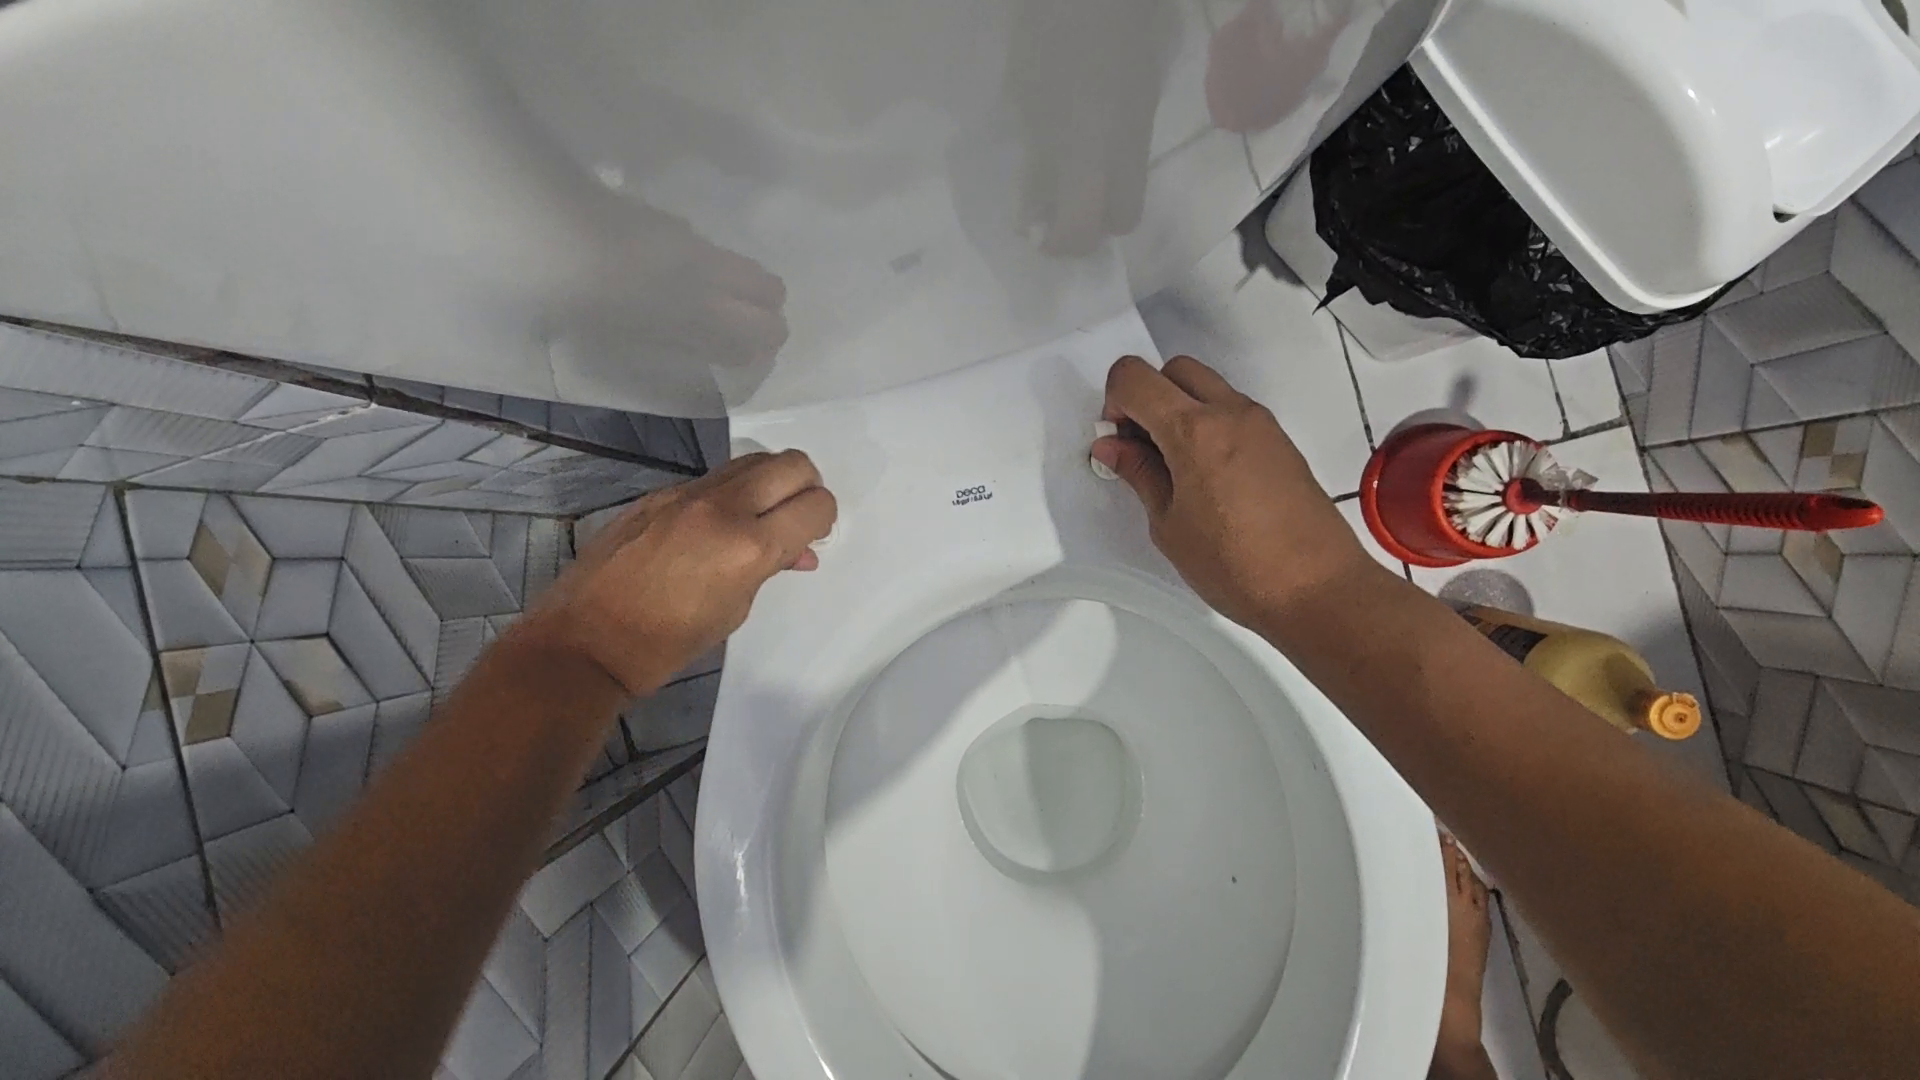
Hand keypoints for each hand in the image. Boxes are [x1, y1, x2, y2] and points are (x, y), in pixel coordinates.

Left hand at [515, 451, 835, 694]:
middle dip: (807, 487)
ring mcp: (687, 494)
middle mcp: (724, 507)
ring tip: (760, 517)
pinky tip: (716, 527)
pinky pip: (715, 477)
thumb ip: (769, 568)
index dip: (823, 520)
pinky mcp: (659, 493)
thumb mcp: (735, 611)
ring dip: (771, 482)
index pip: (815, 505)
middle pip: (793, 465)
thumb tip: (796, 551)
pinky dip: (732, 493)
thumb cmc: (668, 643)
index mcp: (749, 546)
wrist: (587, 640)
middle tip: (796, 518)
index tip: (812, 537)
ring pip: (754, 461)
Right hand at [1091, 355, 1377, 628]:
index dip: (1114, 403)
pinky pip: (1232, 410)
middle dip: (1147, 397)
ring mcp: (1261, 423)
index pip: (1135, 377)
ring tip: (1173, 468)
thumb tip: (1111, 447)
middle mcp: (1230, 412)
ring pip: (1206, 386)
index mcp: (1193, 430)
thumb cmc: (1234, 565)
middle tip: (1141, 448)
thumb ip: (1139, 474)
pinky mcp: (1280, 440)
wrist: (1316, 588)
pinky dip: (1208, 424)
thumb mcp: (1169, 525)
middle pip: (1174, 370)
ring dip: (1180, 409)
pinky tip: (1205, 477)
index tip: (1119, 442)